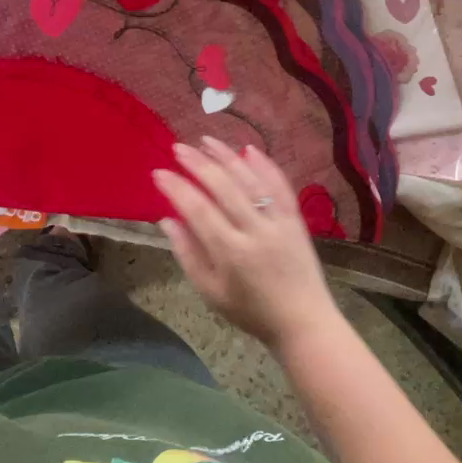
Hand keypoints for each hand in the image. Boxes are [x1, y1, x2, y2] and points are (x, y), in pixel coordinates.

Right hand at [155, 138, 339, 351]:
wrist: (302, 322)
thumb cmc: (250, 311)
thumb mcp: (210, 291)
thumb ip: (187, 254)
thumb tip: (167, 220)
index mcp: (230, 252)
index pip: (198, 209)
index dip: (176, 187)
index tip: (159, 172)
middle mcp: (255, 231)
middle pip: (223, 187)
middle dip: (198, 164)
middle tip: (178, 148)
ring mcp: (278, 222)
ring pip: (250, 180)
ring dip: (227, 157)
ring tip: (206, 141)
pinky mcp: (295, 219)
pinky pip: (280, 186)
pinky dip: (264, 165)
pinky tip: (249, 149)